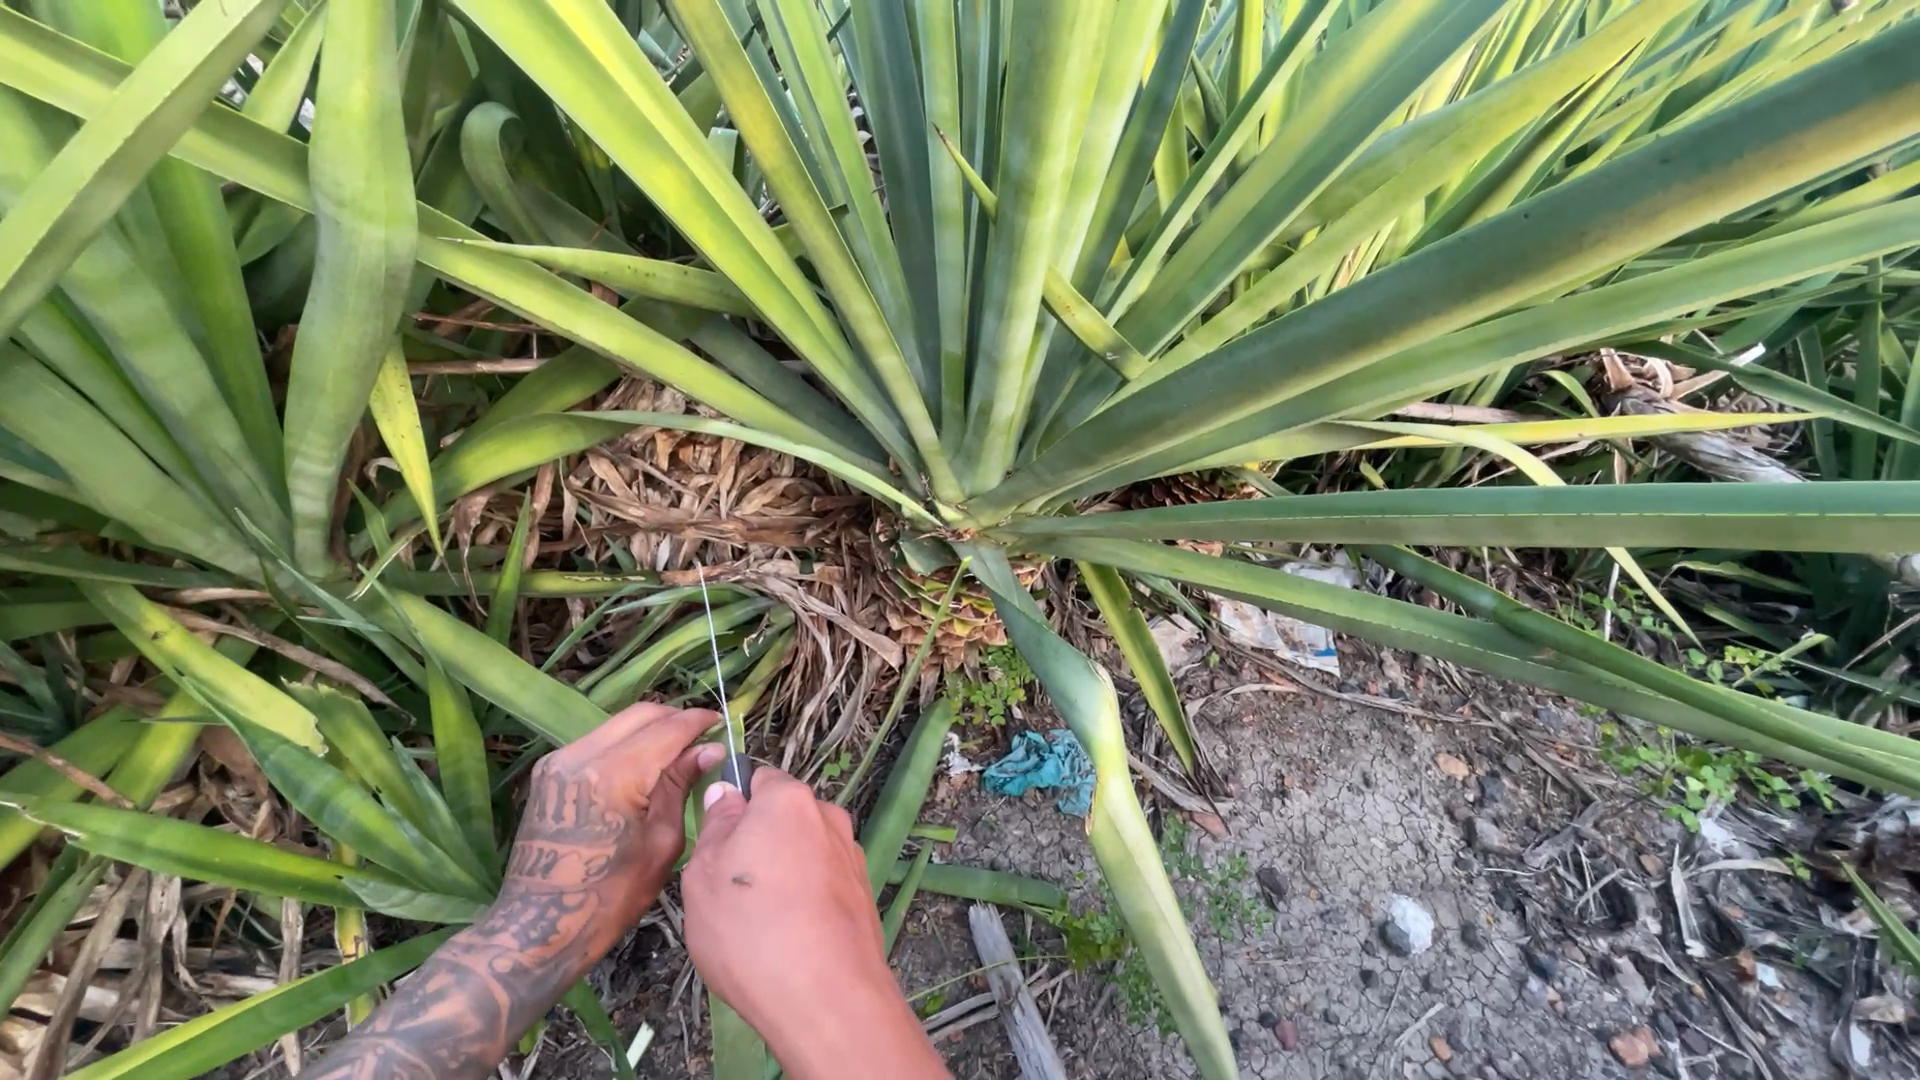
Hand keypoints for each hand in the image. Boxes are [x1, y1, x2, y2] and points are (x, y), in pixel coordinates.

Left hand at [304, 703, 721, 1079]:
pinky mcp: (550, 771)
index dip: (699, 723)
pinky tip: (645, 762)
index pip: (667, 730)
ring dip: (651, 728)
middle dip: (676, 719)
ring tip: (678, 749)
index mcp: (614, 775)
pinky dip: (627, 742)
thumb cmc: (611, 896)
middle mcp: (581, 756)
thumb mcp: (662, 842)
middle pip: (641, 714)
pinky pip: (599, 740)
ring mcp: (560, 761)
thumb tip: (711, 750)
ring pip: (618, 723)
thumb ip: (681, 785)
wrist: (538, 928)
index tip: (722, 722)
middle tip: (703, 736)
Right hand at [684, 770, 947, 1078]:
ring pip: (806, 852)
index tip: (719, 844)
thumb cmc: (751, 928)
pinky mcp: (864, 891)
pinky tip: (792, 939)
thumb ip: (716, 826)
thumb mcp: (705, 874)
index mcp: (788, 799)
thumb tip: (726, 794)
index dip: (736, 807)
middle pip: (785, 818)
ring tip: (763, 923)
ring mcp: (851, 854)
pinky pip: (825, 883)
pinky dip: (809, 899)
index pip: (759, 779)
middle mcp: (827, 815)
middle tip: (733, 891)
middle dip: (762, 844)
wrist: (827, 994)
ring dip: (786, 873)